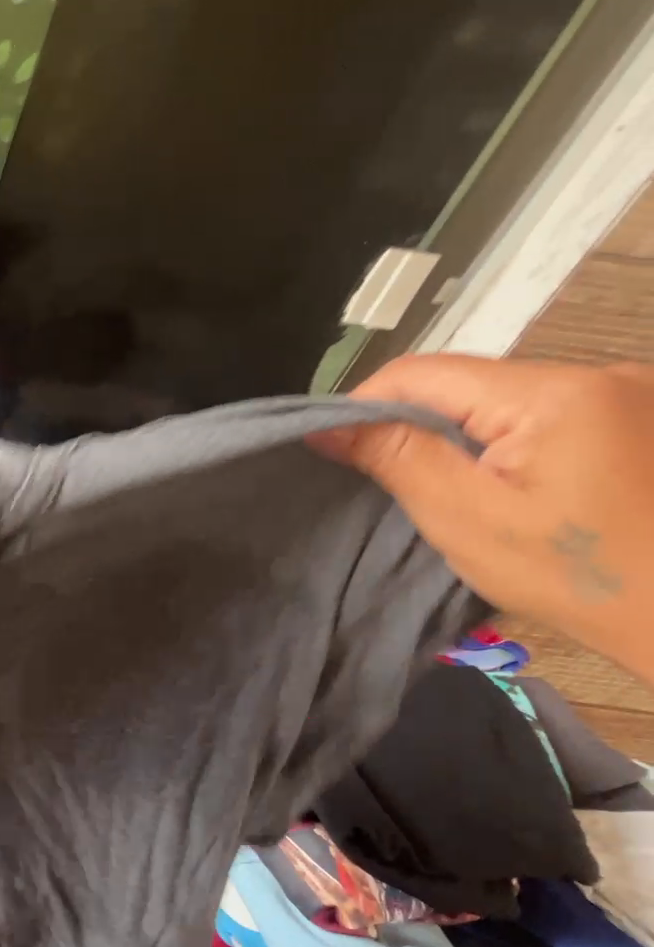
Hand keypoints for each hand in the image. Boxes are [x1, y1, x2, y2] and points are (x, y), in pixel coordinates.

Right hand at [316, 353, 653, 682]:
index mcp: (555, 392)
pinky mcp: (642, 416)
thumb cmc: (578, 575)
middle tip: (390, 479)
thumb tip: (325, 424)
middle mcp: (601, 372)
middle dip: (412, 423)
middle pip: (464, 381)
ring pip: (500, 396)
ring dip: (458, 432)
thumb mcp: (466, 517)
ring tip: (448, 484)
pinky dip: (503, 440)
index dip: (363, 406)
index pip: (420, 373)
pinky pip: (543, 411)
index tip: (339, 453)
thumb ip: (396, 456)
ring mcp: (631, 392)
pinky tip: (509, 482)